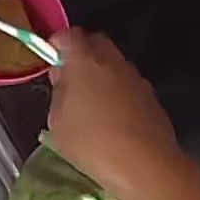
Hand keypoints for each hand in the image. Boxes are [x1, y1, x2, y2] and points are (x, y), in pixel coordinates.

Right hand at [47, 28, 186, 199]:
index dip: (55, 45)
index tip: (49, 60)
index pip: (68, 35)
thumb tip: (65, 81)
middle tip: (67, 81)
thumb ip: (58, 92)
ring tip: (89, 105)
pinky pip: (126, 84)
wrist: (143, 164)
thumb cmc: (90, 142)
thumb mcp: (57, 120)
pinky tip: (110, 120)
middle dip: (79, 55)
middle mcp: (112, 60)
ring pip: (112, 63)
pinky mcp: (150, 94)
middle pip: (94, 43)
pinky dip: (115, 92)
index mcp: (84, 60)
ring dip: (99, 74)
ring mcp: (135, 76)